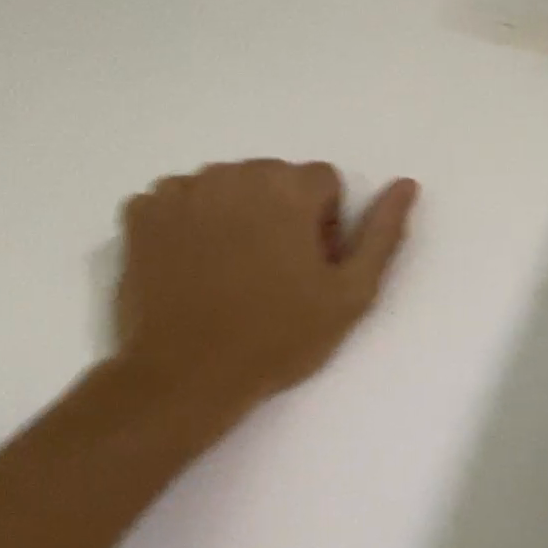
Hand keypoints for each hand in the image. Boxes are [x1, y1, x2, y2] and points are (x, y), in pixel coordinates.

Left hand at [114, 159, 415, 406]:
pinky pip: (179, 201)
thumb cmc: (281, 336)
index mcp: (287, 189)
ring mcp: (180, 190)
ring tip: (235, 273)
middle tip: (277, 273)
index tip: (314, 265)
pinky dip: (191, 224)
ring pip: (227, 187)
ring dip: (237, 216)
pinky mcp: (141, 213)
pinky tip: (195, 267)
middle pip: (273, 177)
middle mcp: (232, 174)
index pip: (323, 180)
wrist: (189, 373)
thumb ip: (381, 233)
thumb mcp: (351, 293)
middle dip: (282, 214)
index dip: (326, 224)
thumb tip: (406, 185)